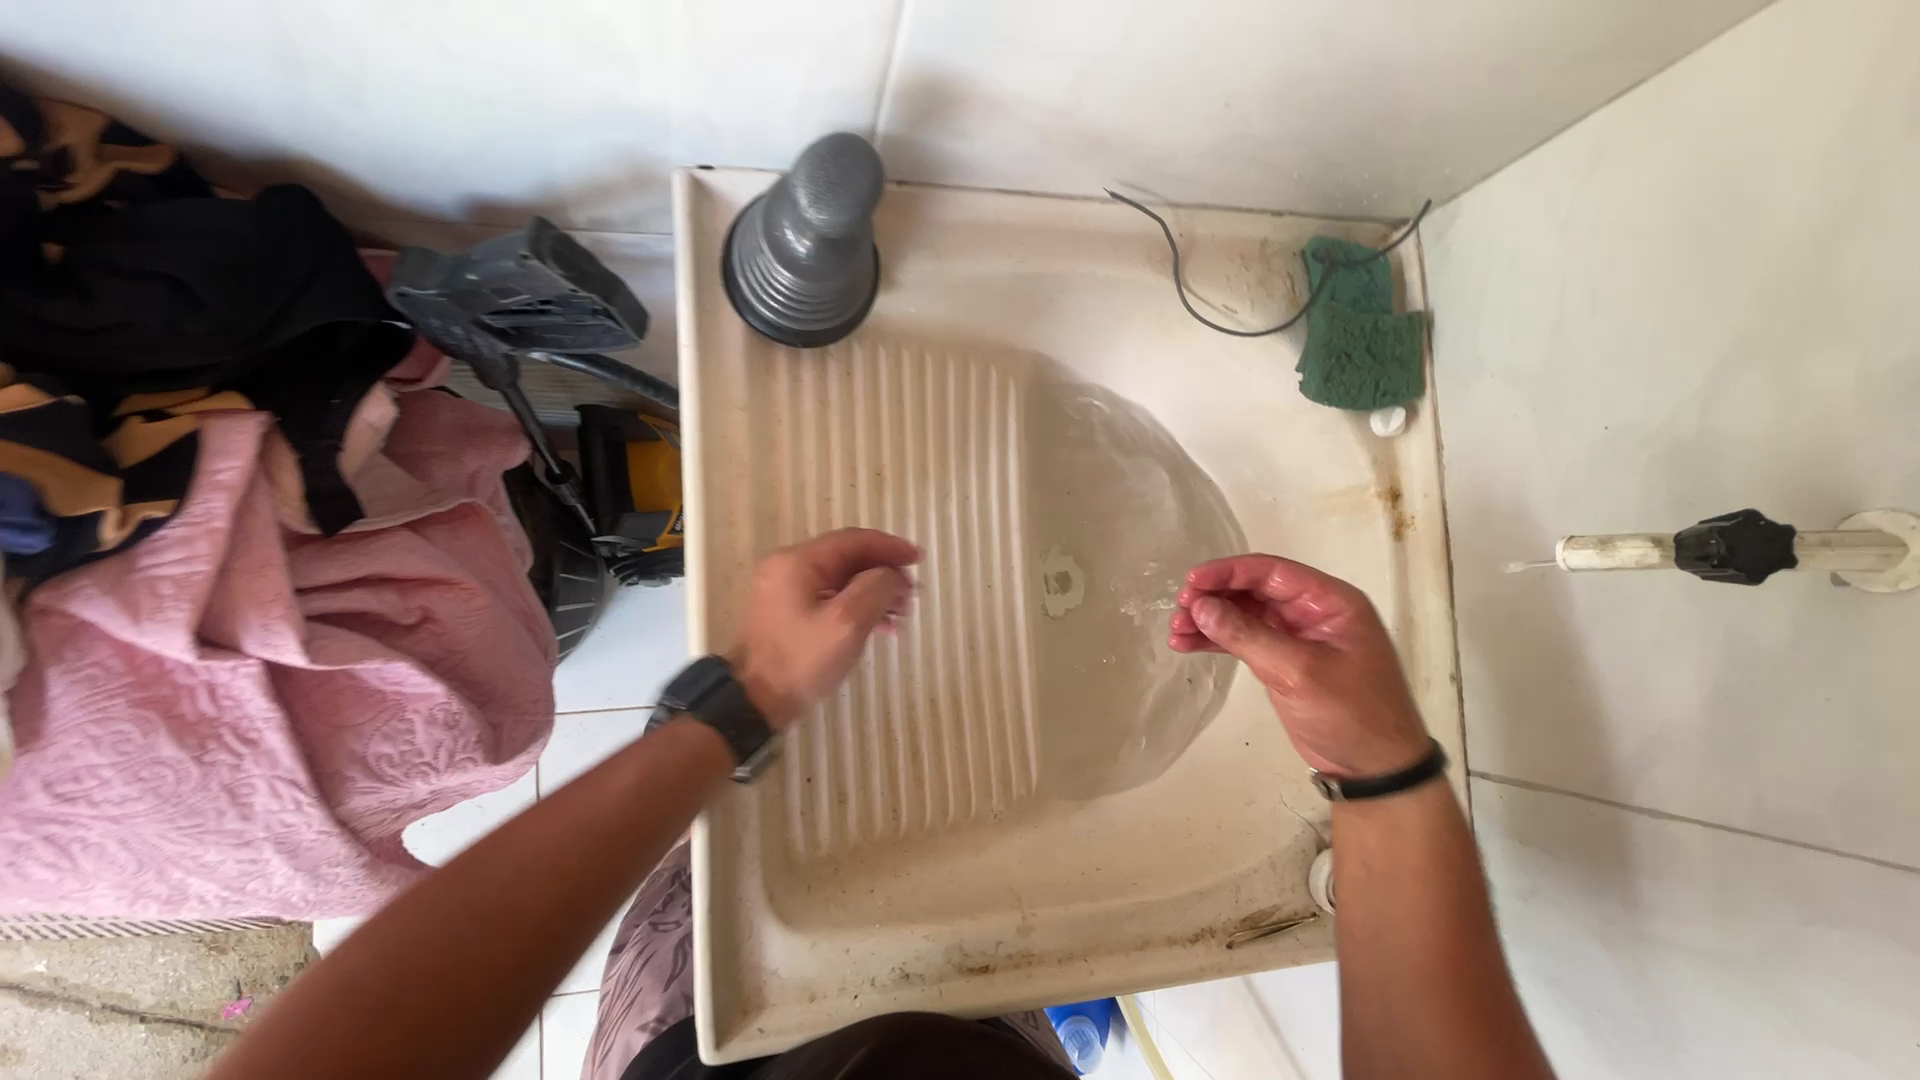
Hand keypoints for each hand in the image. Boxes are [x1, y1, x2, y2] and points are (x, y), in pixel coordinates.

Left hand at [728, 528, 919, 731]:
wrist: (754, 703)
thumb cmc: (800, 661)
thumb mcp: (846, 623)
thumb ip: (876, 588)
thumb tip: (894, 574)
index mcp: (798, 561)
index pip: (854, 541)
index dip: (891, 547)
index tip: (919, 559)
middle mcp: (788, 567)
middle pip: (848, 559)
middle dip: (884, 574)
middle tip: (912, 595)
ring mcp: (785, 590)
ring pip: (841, 580)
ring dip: (874, 593)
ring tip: (901, 614)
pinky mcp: (787, 613)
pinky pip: (830, 598)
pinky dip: (856, 607)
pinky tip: (880, 626)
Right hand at [1169, 554, 1427, 778]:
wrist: (1374, 769)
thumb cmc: (1350, 713)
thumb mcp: (1299, 672)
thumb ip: (1248, 636)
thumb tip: (1201, 607)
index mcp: (1329, 602)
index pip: (1272, 572)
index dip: (1229, 572)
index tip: (1191, 583)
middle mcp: (1311, 612)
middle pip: (1253, 590)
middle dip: (1214, 597)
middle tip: (1179, 609)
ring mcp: (1295, 636)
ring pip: (1243, 615)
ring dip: (1208, 620)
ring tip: (1175, 631)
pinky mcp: (1281, 661)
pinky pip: (1242, 640)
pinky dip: (1215, 641)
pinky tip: (1186, 645)